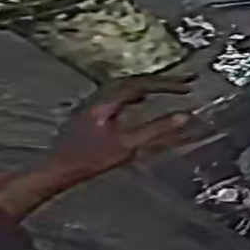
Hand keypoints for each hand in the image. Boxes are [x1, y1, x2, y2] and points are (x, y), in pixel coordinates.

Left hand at [47, 75, 195, 184]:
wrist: (60, 169)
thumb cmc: (93, 157)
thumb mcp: (129, 144)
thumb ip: (157, 128)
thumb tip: (187, 115)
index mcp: (104, 106)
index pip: (136, 86)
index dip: (164, 84)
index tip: (188, 87)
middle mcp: (96, 102)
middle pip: (128, 82)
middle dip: (158, 80)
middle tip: (185, 80)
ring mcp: (93, 108)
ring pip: (122, 88)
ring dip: (148, 85)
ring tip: (170, 86)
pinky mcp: (93, 115)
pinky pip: (117, 96)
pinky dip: (136, 93)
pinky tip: (144, 99)